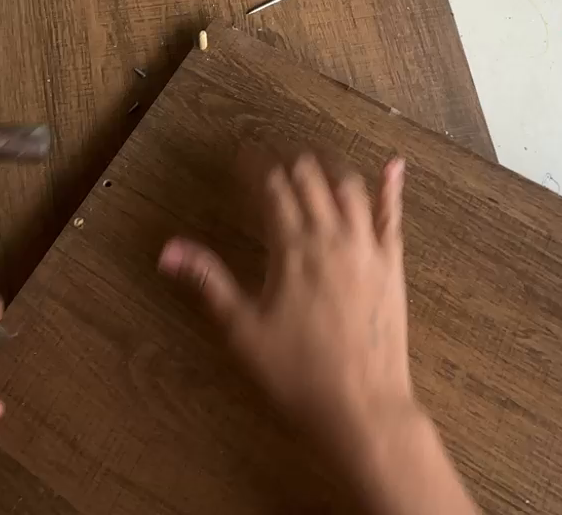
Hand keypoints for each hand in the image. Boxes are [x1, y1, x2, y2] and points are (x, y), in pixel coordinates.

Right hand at [159, 155, 414, 459]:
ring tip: (312, 156)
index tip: (240, 153)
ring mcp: (367, 246)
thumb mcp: (242, 328)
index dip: (254, 163)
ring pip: (348, 186)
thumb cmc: (298, 372)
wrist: (363, 409)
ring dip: (328, 164)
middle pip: (309, 175)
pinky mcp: (392, 263)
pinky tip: (394, 165)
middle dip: (287, 157)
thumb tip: (167, 249)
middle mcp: (331, 234)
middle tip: (270, 155)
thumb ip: (208, 281)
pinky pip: (392, 215)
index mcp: (293, 246)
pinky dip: (391, 187)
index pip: (272, 184)